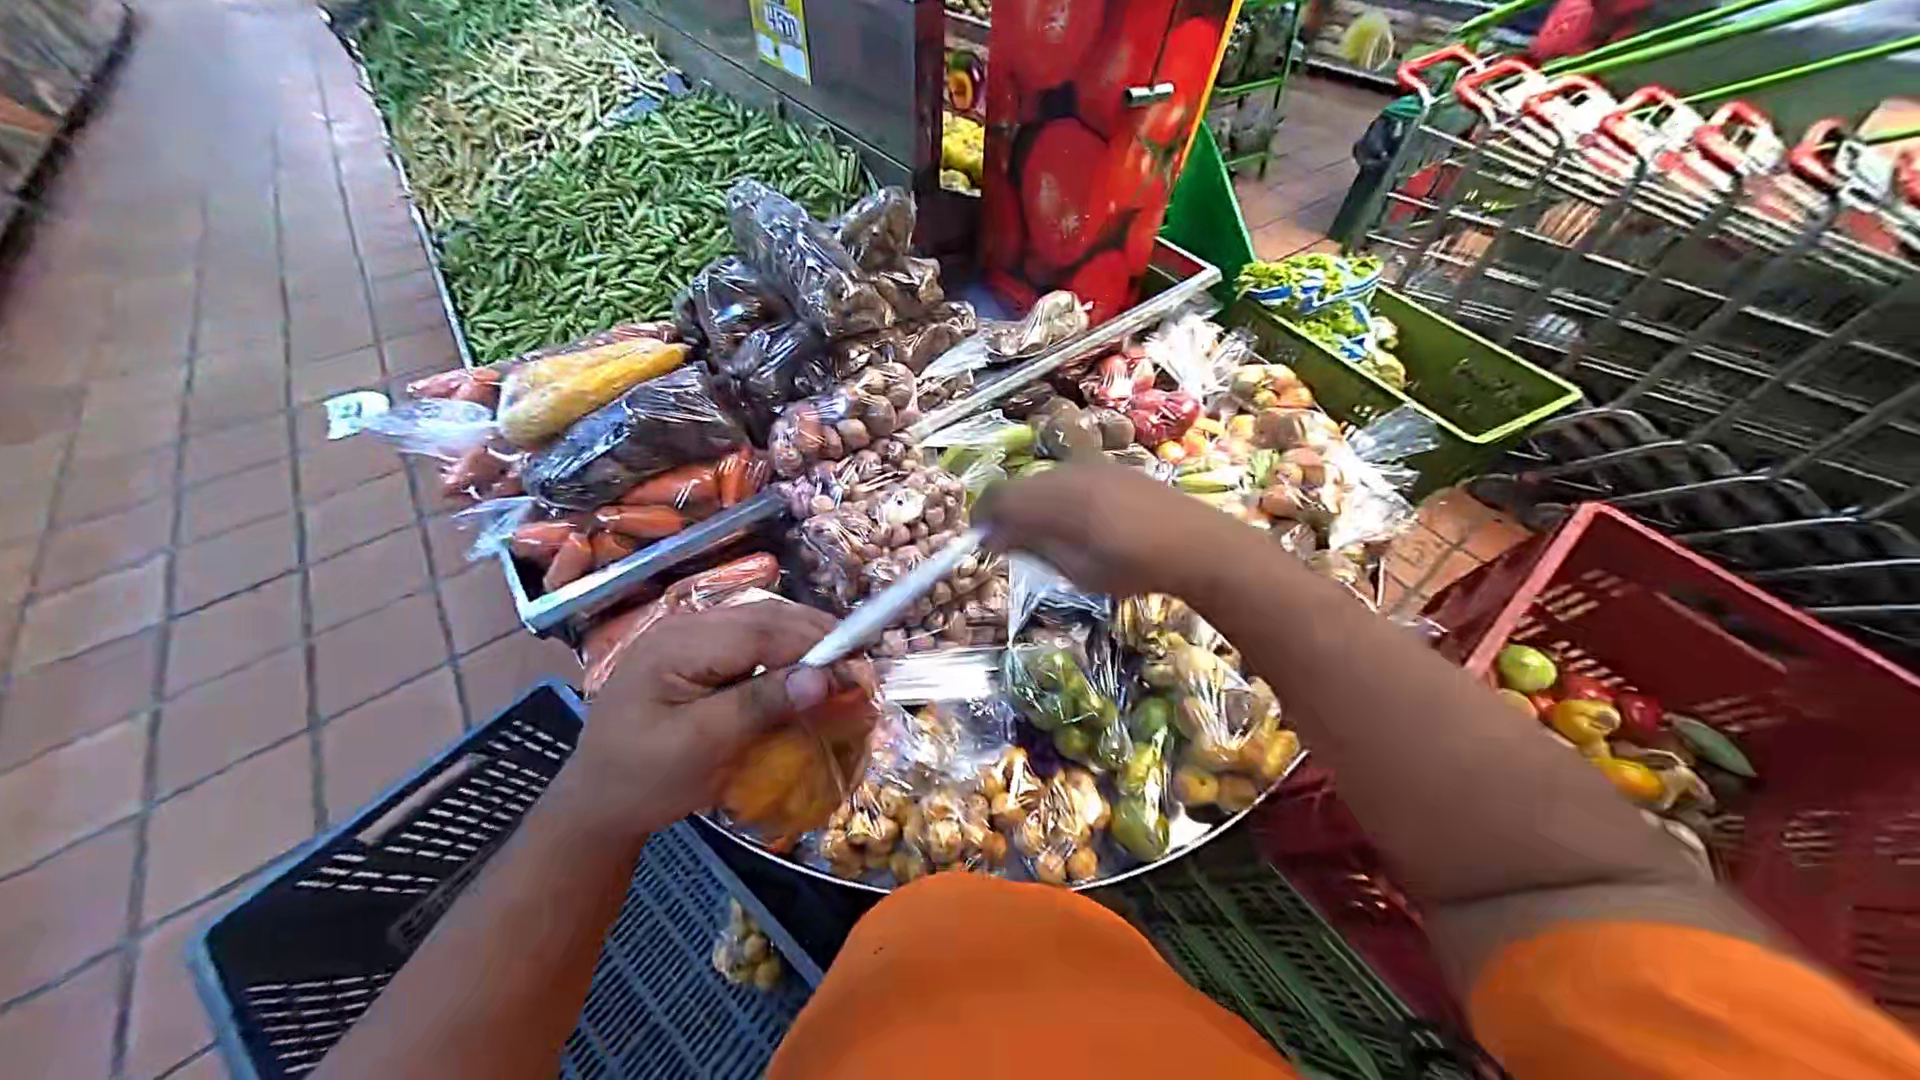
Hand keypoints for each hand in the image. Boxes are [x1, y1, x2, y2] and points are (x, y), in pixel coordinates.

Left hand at [553, 602, 844, 842]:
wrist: (596, 801)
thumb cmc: (642, 778)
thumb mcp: (700, 746)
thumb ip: (760, 704)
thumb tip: (823, 677)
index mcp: (677, 643)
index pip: (760, 631)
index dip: (815, 644)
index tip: (858, 668)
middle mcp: (685, 626)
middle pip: (766, 617)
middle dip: (818, 636)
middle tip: (860, 664)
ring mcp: (690, 635)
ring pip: (764, 622)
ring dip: (807, 640)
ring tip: (844, 662)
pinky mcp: (699, 652)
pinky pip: (753, 639)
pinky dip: (787, 650)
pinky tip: (807, 666)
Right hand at [976, 464, 1258, 596]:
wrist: (1197, 544)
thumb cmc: (1134, 568)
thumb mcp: (1076, 570)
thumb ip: (1033, 547)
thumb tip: (993, 538)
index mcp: (1058, 500)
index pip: (999, 498)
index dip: (982, 519)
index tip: (983, 543)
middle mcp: (1069, 474)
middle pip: (1017, 487)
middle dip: (1006, 514)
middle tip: (1012, 546)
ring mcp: (1091, 466)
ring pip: (1041, 481)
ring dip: (1032, 505)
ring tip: (1047, 537)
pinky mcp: (1109, 466)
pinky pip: (1067, 478)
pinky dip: (1057, 498)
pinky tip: (1077, 521)